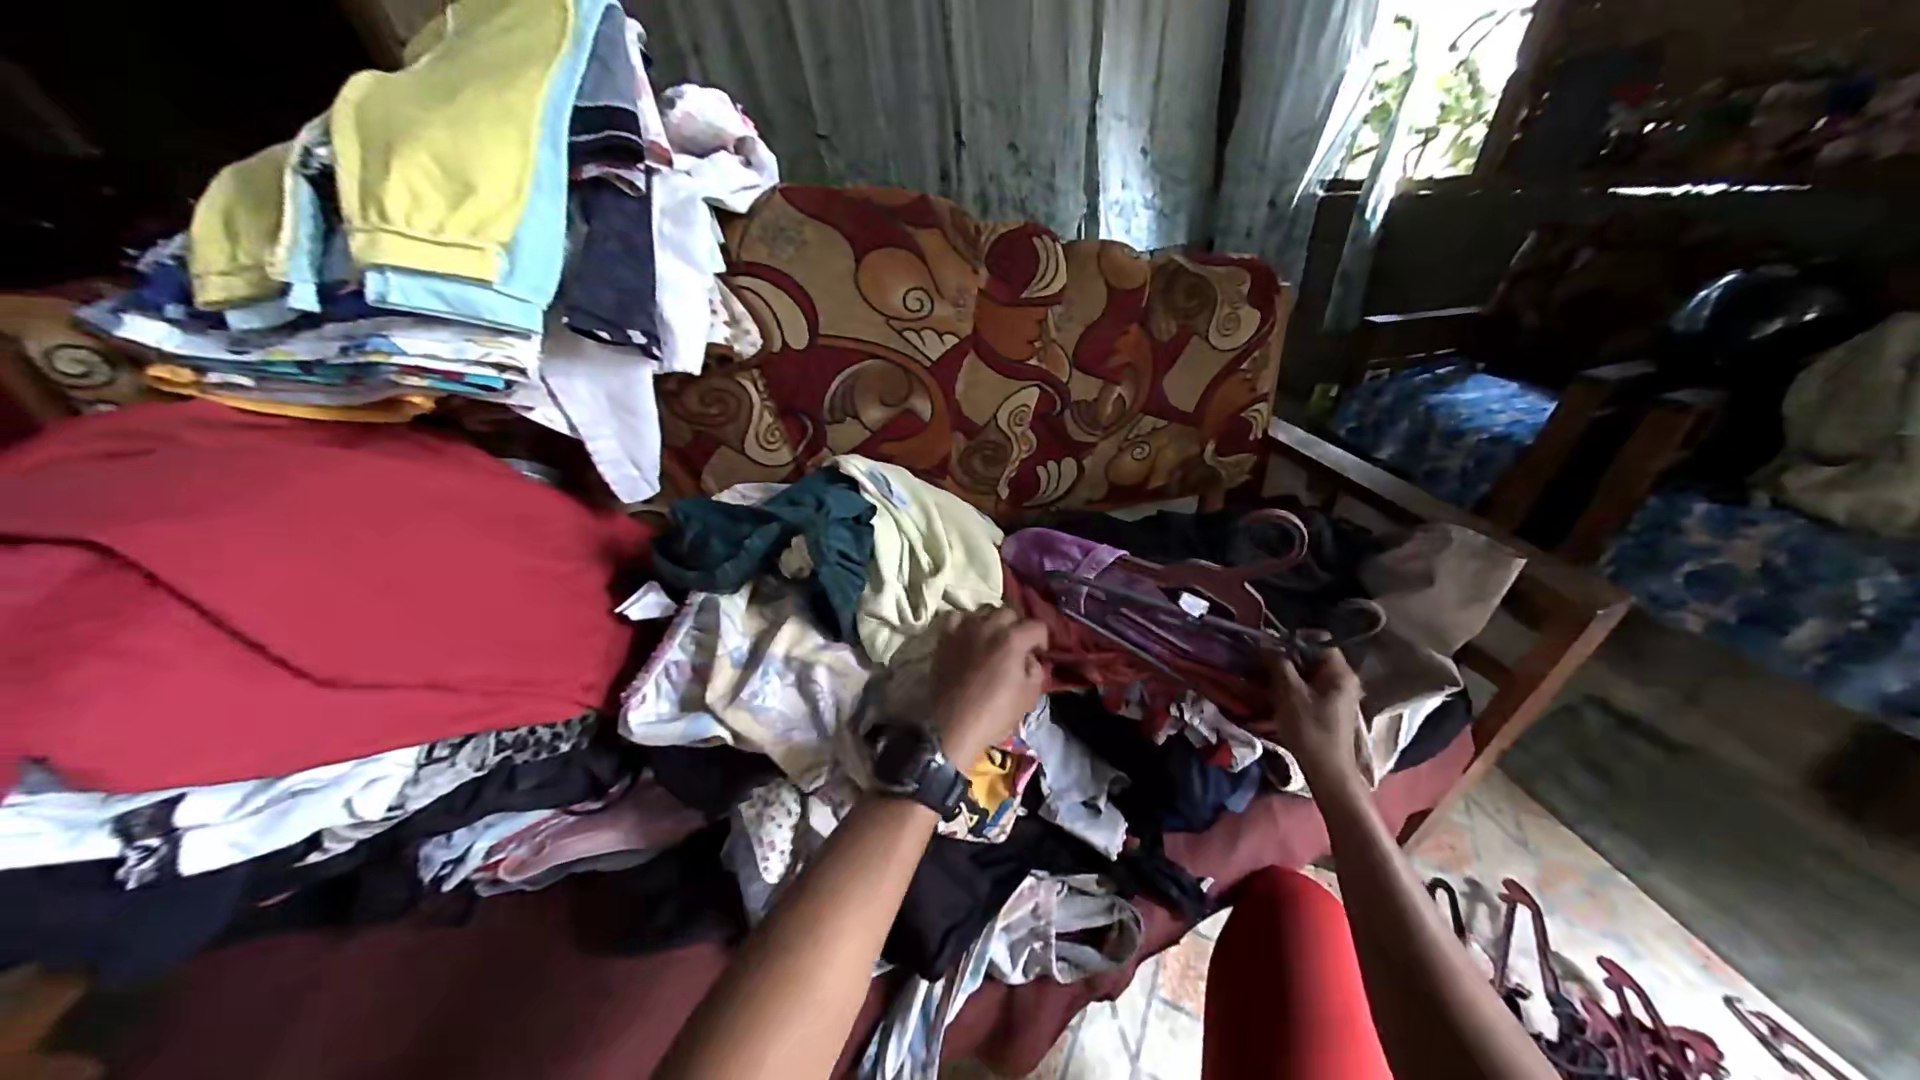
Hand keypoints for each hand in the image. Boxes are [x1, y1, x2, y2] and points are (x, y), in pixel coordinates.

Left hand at [929, 607, 1049, 766]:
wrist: (952, 726)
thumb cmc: (994, 714)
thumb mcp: (1028, 696)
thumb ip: (1036, 670)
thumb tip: (1030, 658)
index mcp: (1013, 640)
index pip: (1037, 626)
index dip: (1042, 641)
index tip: (1038, 654)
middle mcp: (989, 626)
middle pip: (1010, 613)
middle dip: (1017, 628)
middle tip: (1015, 647)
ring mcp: (964, 628)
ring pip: (984, 611)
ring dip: (992, 622)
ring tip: (991, 640)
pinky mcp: (945, 636)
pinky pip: (958, 617)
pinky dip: (966, 623)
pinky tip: (968, 636)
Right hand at [1263, 647, 1364, 784]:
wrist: (1327, 770)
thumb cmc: (1309, 728)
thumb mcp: (1289, 693)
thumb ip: (1279, 664)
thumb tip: (1268, 645)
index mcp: (1340, 672)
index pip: (1319, 641)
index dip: (1293, 640)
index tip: (1270, 645)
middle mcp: (1344, 679)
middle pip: (1314, 657)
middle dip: (1288, 657)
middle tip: (1264, 661)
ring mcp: (1339, 695)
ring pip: (1310, 674)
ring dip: (1289, 673)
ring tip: (1266, 676)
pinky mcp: (1331, 708)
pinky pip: (1311, 688)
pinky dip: (1295, 686)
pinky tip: (1278, 693)